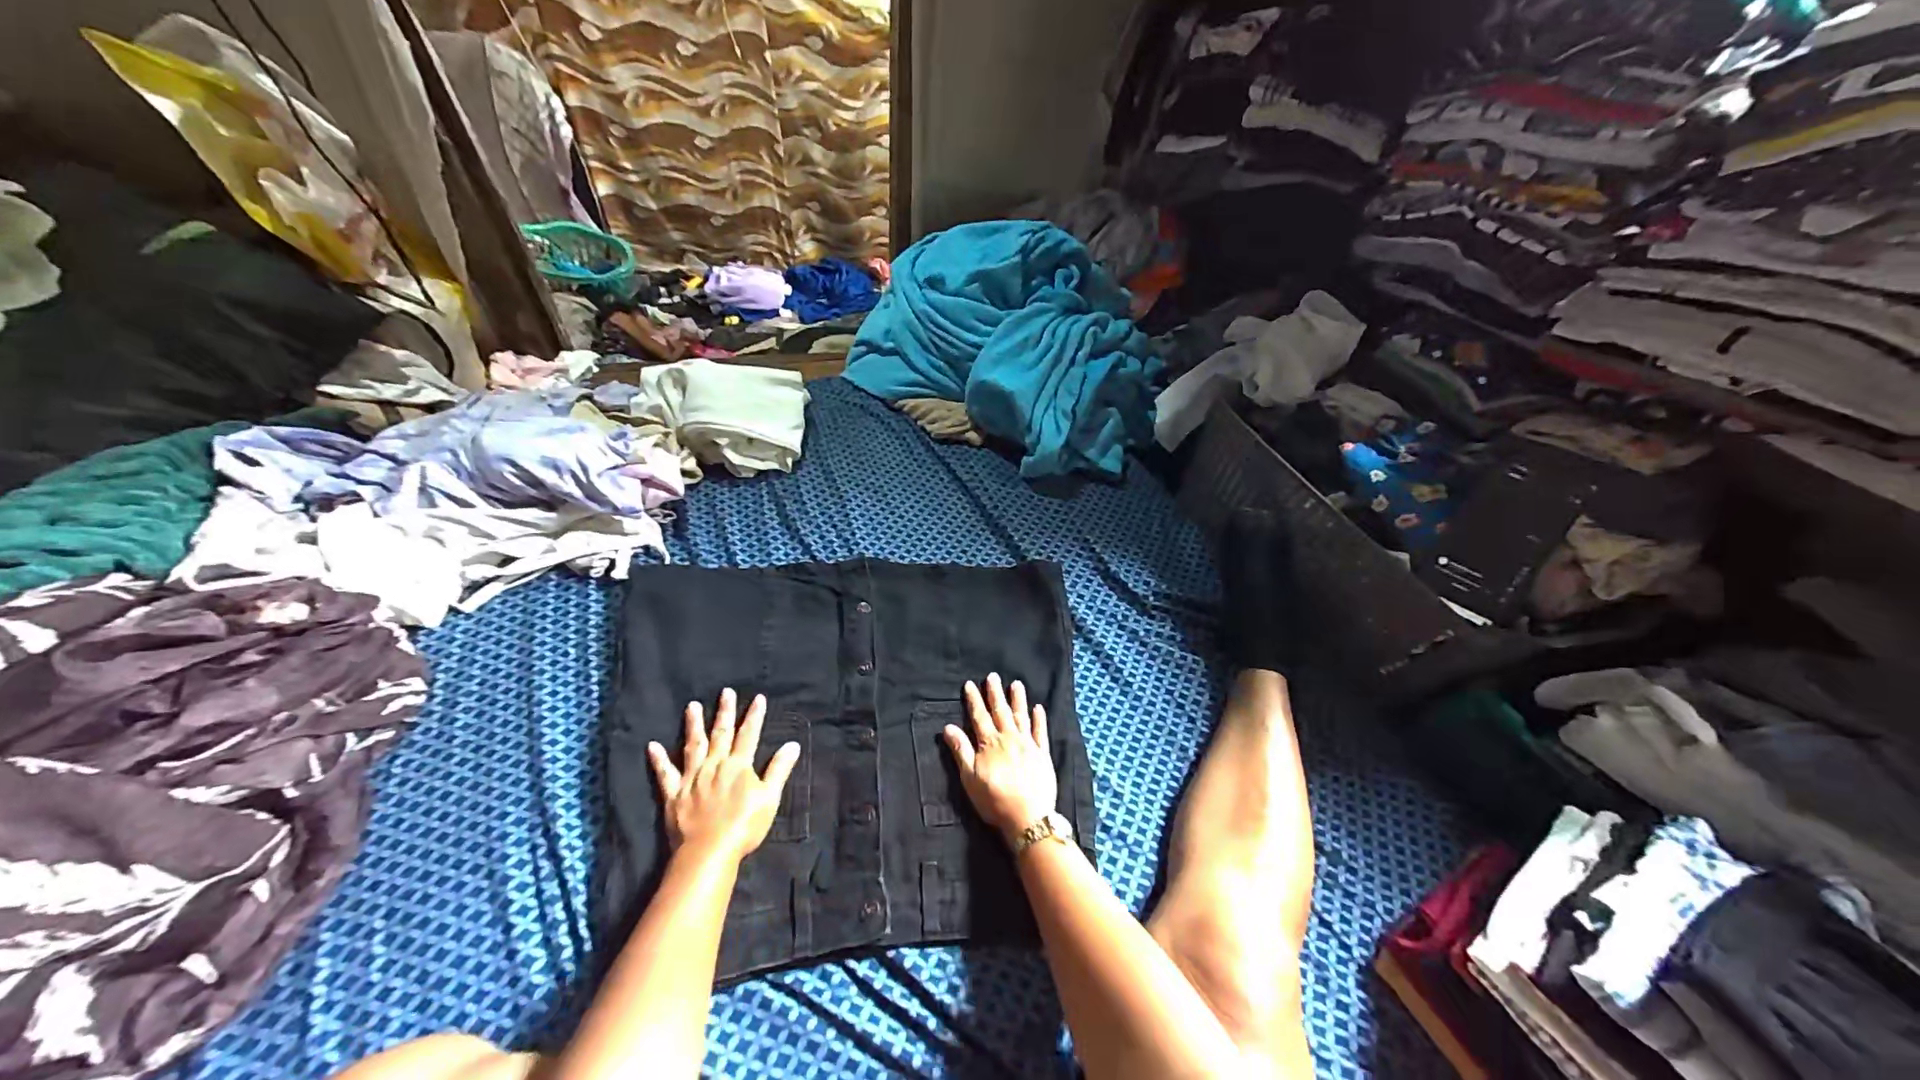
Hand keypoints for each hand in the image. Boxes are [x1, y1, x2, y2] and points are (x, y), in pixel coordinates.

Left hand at [649, 688, 800, 863]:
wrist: (709, 852)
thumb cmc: (744, 826)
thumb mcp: (769, 798)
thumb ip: (779, 769)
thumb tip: (792, 745)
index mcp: (738, 766)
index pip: (749, 735)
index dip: (754, 716)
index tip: (757, 698)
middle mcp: (714, 765)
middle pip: (721, 734)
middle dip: (724, 712)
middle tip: (725, 692)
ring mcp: (692, 778)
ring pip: (693, 746)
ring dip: (693, 725)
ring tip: (692, 706)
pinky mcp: (674, 794)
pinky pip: (665, 774)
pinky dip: (659, 759)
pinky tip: (653, 746)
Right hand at [944, 672, 1058, 844]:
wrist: (1028, 817)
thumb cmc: (994, 800)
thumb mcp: (969, 777)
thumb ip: (960, 750)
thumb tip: (948, 727)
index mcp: (989, 744)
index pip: (979, 717)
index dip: (974, 700)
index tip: (970, 684)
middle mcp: (1009, 739)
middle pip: (1000, 712)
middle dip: (995, 693)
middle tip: (993, 676)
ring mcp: (1028, 745)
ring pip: (1021, 717)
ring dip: (1018, 700)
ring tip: (1016, 684)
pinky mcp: (1043, 755)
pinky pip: (1041, 732)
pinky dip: (1039, 719)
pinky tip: (1038, 708)